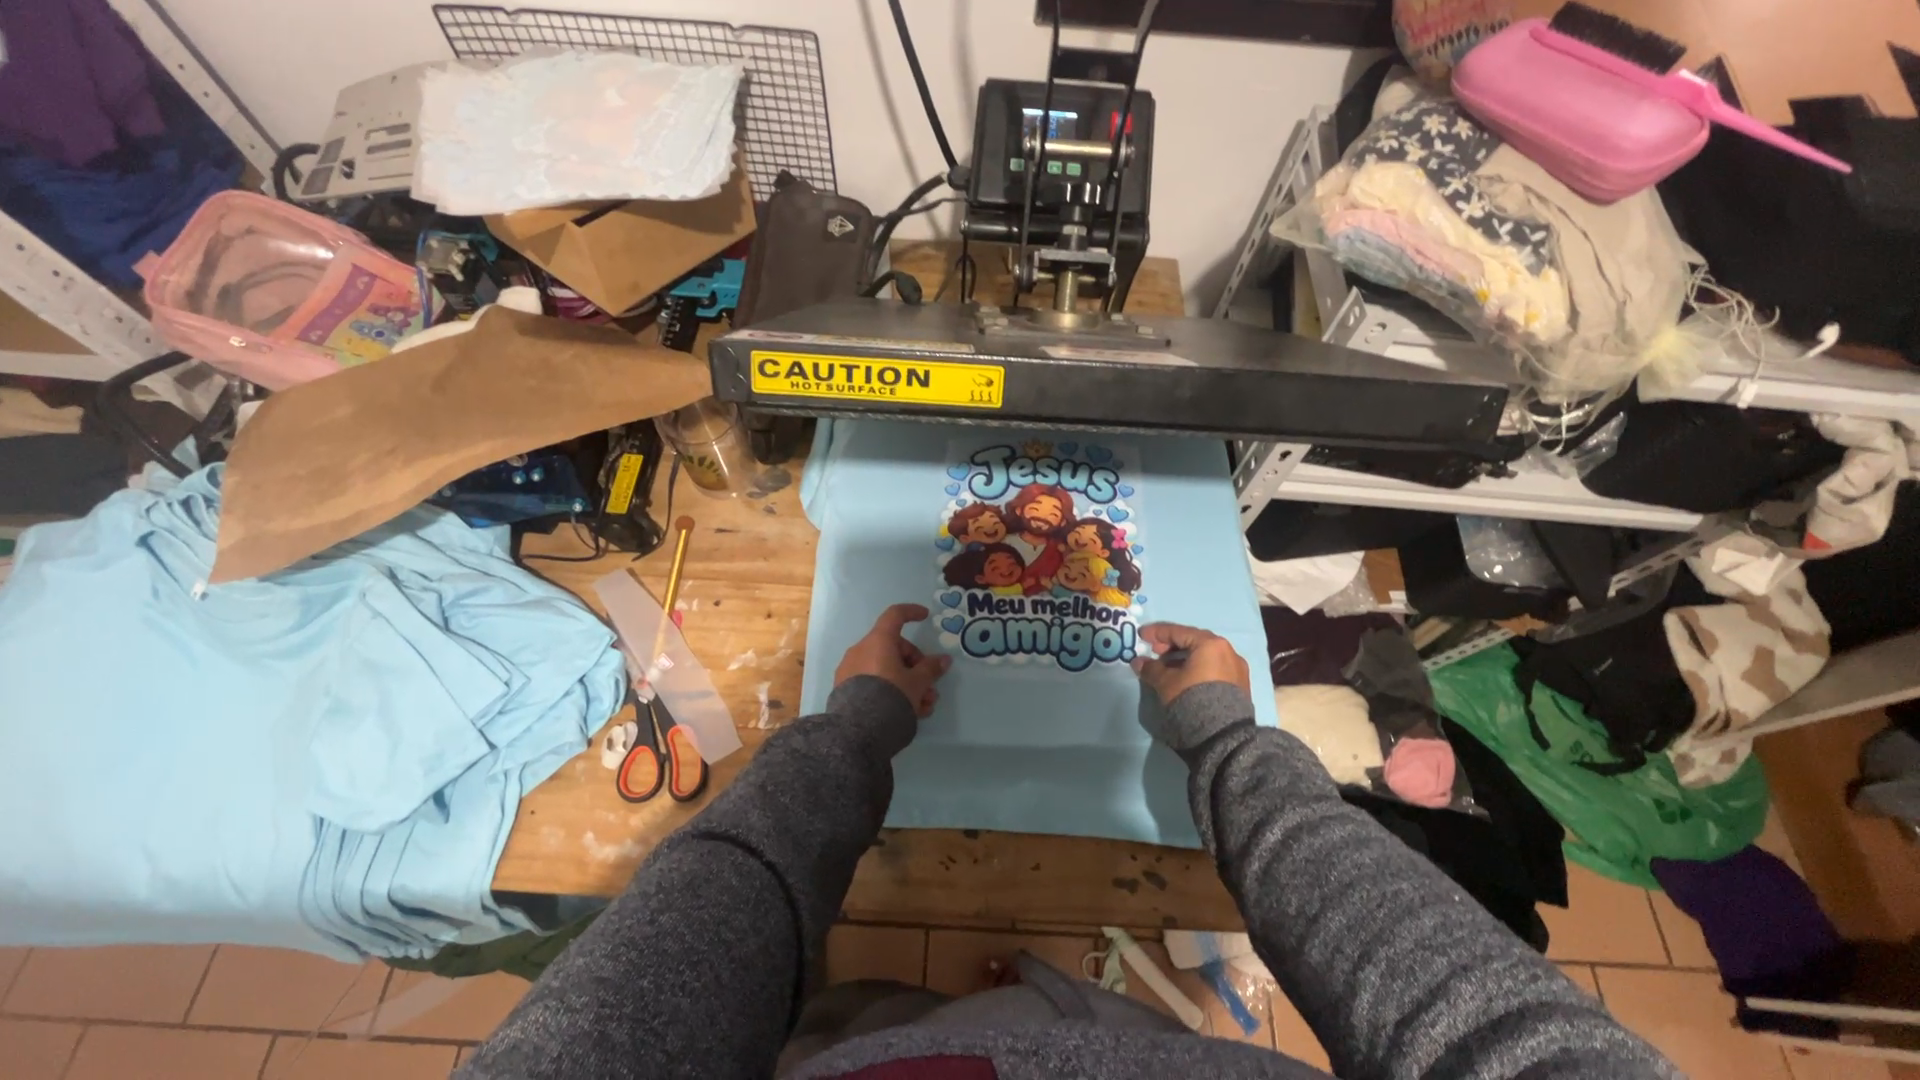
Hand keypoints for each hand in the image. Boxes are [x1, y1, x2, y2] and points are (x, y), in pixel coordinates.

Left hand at [835, 603, 951, 717]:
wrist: (857, 730)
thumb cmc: (891, 696)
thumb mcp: (917, 683)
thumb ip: (931, 669)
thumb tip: (943, 660)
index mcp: (878, 641)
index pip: (895, 615)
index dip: (911, 612)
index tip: (925, 616)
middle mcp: (861, 650)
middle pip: (894, 648)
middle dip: (916, 667)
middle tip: (930, 689)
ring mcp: (851, 669)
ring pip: (886, 669)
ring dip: (907, 684)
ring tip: (923, 707)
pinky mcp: (845, 689)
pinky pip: (873, 683)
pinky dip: (891, 691)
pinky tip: (906, 712)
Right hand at [1132, 623, 1249, 705]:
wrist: (1223, 734)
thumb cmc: (1192, 698)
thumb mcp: (1166, 683)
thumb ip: (1151, 669)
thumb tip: (1138, 662)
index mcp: (1210, 644)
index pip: (1178, 631)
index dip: (1157, 632)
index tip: (1142, 635)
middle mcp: (1227, 650)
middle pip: (1194, 641)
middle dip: (1172, 645)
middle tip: (1155, 651)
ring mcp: (1236, 668)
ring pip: (1206, 655)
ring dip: (1185, 658)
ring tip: (1168, 668)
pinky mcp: (1240, 684)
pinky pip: (1215, 668)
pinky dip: (1198, 668)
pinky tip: (1186, 678)